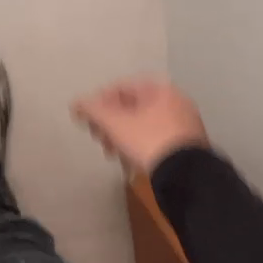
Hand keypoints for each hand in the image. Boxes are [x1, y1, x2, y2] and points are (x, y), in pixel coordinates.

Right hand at [72, 77, 208, 174]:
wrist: (185, 174)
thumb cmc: (148, 140)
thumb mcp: (114, 123)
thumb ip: (91, 110)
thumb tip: (75, 104)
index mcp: (159, 89)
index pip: (118, 88)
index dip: (97, 103)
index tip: (87, 121)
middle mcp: (175, 100)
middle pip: (130, 107)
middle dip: (110, 124)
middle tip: (99, 139)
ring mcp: (184, 122)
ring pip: (141, 124)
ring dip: (121, 136)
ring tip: (112, 153)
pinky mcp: (187, 143)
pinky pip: (155, 137)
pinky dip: (139, 145)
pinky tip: (129, 161)